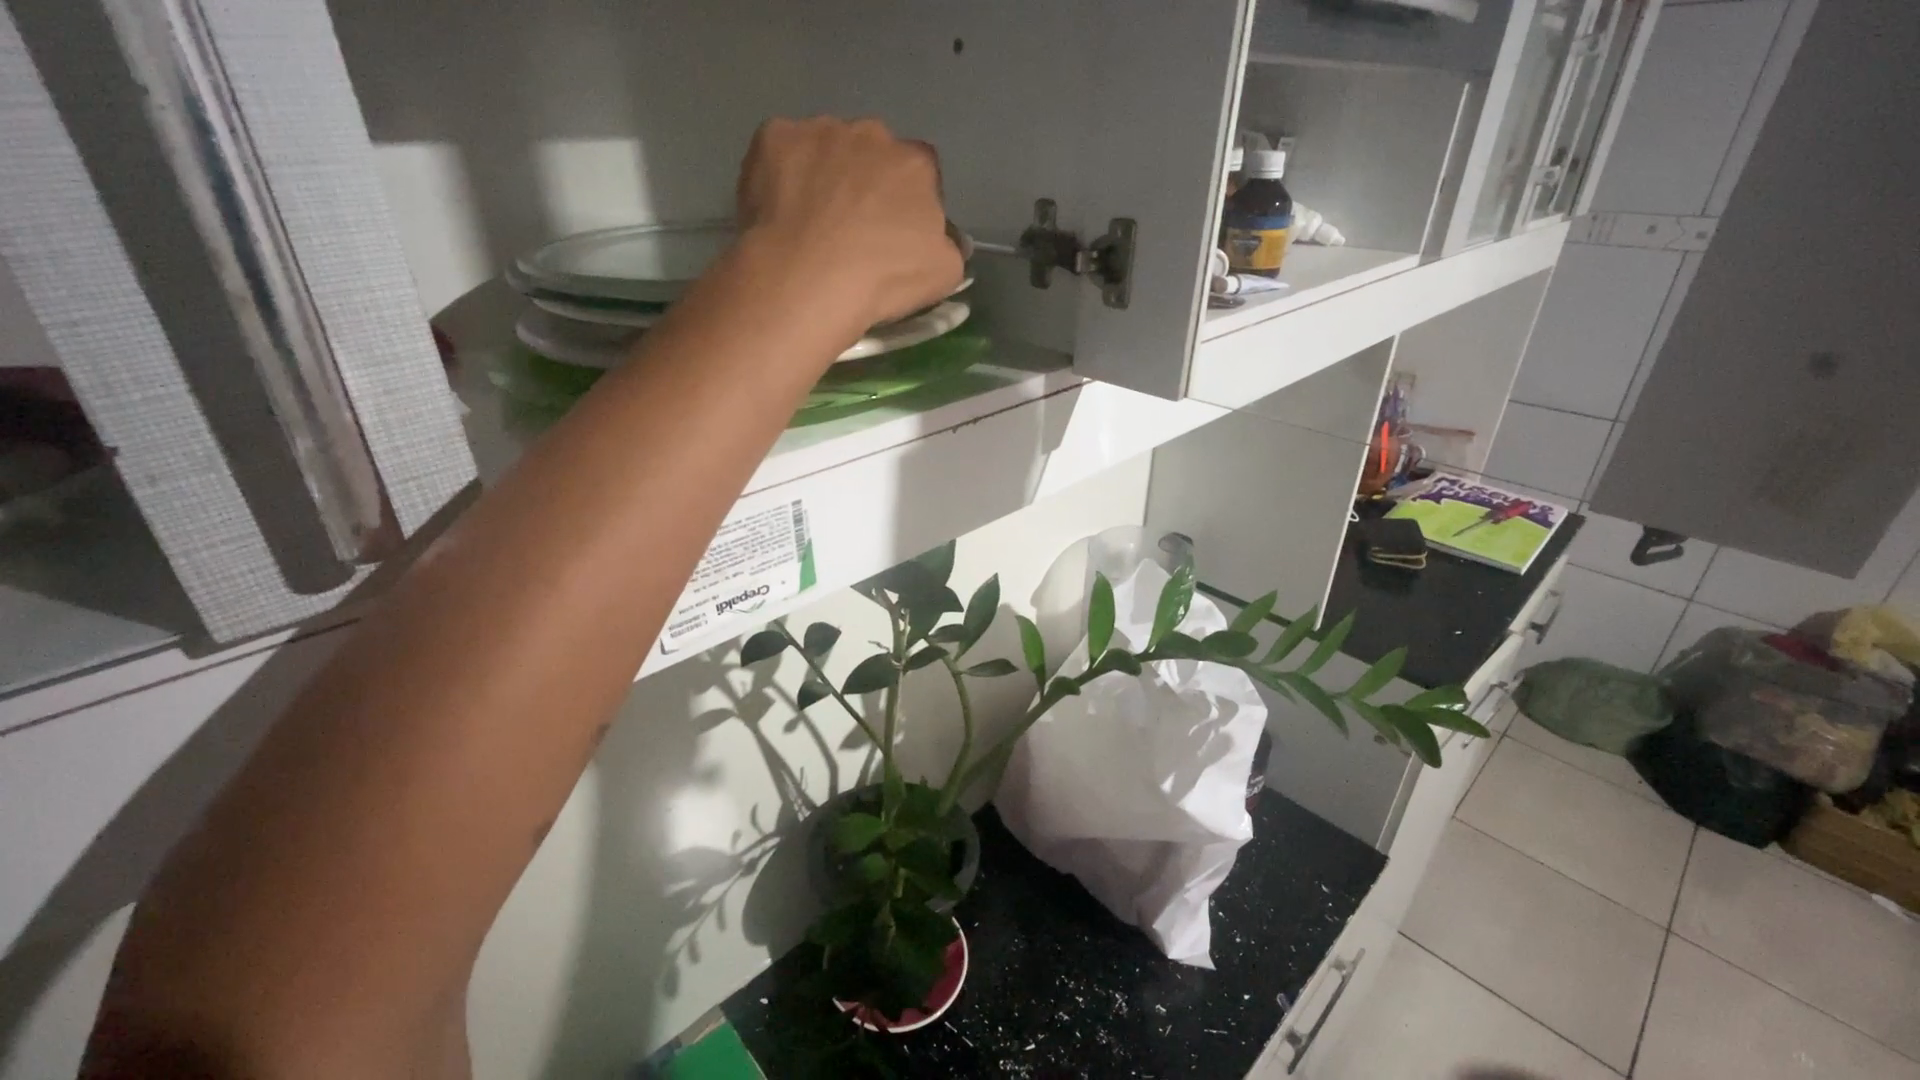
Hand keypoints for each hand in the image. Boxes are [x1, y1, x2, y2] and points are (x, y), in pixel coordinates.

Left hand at [734, 117, 963, 333]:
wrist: (807, 279)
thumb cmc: (882, 278)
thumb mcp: (944, 273)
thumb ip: (950, 245)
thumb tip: (949, 236)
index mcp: (916, 162)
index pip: (921, 171)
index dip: (907, 200)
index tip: (893, 230)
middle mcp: (871, 133)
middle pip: (872, 153)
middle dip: (864, 181)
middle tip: (849, 226)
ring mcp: (819, 131)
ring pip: (826, 148)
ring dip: (823, 173)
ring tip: (809, 221)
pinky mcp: (772, 137)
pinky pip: (780, 150)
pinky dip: (780, 172)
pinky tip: (778, 208)